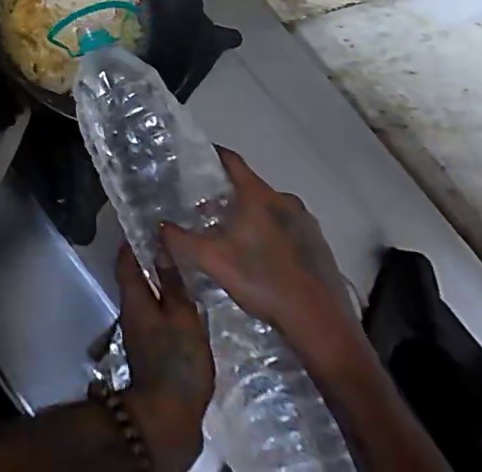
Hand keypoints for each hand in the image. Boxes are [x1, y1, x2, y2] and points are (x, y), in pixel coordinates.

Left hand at [115, 243, 213, 467]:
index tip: (146, 226)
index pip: (125, 260)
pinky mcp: (149, 348)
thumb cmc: (177, 360)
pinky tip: (183, 308)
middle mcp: (129, 310)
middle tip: (169, 248)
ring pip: (144, 297)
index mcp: (133, 298)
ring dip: (157, 284)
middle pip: (133, 278)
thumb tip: (159, 245)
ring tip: (181, 274)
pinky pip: (153, 315)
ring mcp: (137, 331)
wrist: (167, 414)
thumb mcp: (182, 317)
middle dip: (146, 261)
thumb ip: (172, 283)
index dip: (133, 242)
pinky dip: (164, 304)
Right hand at [159, 148, 360, 364]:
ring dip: (246, 216)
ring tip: (225, 236)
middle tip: (201, 209)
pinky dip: (266, 234)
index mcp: (260, 196)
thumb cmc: (264, 282)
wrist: (322, 327)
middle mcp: (285, 202)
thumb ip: (178, 239)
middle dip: (223, 195)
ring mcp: (306, 225)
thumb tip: (159, 226)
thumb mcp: (211, 260)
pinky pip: (284, 229)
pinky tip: (255, 258)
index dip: (210, 155)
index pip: (231, 161)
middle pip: (248, 187)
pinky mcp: (318, 247)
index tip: (192, 159)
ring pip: (267, 209)